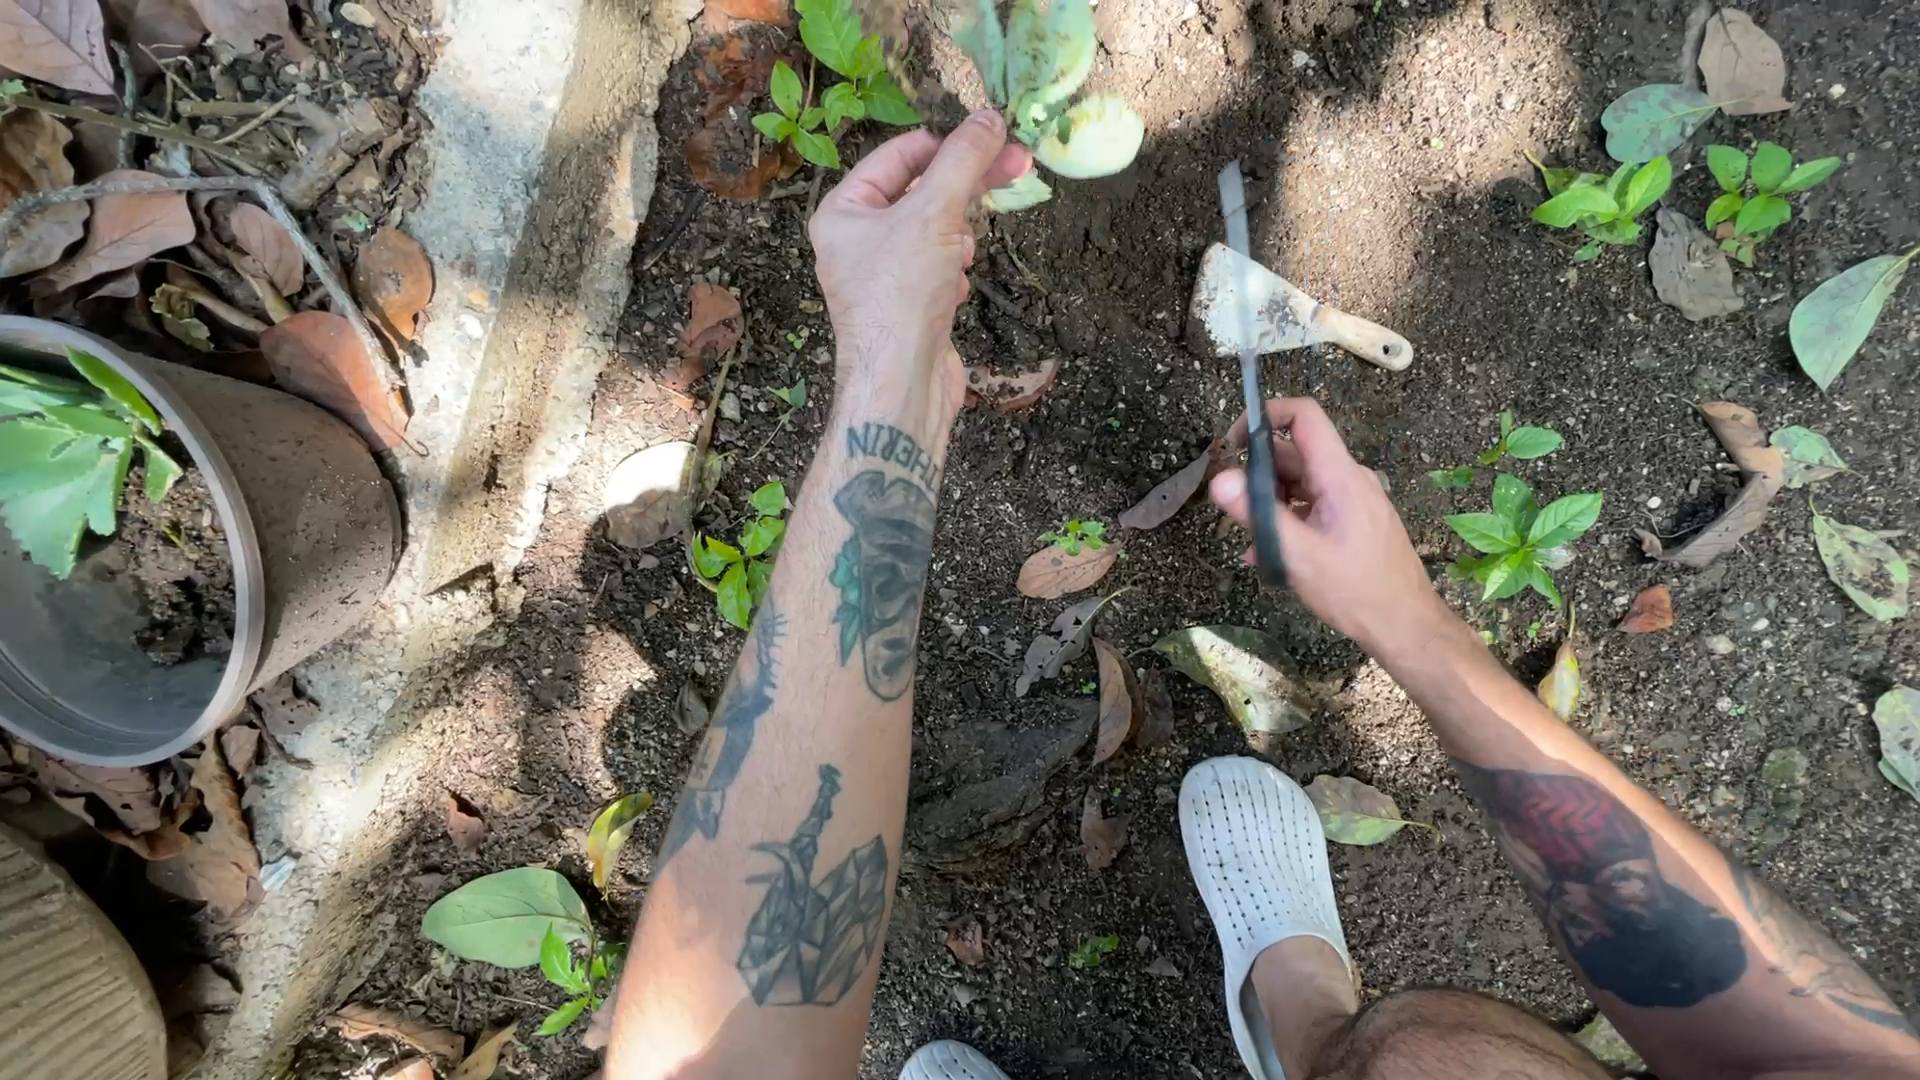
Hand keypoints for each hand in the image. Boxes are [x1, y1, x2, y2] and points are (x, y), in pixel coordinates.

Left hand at [808, 112, 1030, 416]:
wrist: (901, 385)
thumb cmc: (901, 296)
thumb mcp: (934, 215)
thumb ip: (963, 161)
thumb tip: (990, 117)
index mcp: (843, 212)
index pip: (899, 155)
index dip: (945, 143)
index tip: (992, 138)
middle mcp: (857, 243)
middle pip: (921, 193)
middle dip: (963, 188)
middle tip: (1017, 167)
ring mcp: (882, 279)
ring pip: (933, 233)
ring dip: (956, 238)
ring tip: (960, 255)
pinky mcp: (908, 308)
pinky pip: (936, 270)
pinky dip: (951, 274)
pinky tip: (953, 291)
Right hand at [1209, 398, 1445, 653]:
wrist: (1405, 626)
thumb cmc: (1355, 590)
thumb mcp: (1297, 553)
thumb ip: (1256, 513)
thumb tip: (1218, 480)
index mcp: (1340, 476)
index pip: (1304, 416)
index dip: (1265, 415)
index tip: (1232, 444)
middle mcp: (1348, 478)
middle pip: (1293, 454)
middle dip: (1255, 474)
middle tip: (1231, 506)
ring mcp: (1351, 499)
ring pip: (1297, 483)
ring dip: (1266, 503)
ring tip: (1249, 539)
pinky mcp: (1350, 519)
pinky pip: (1308, 506)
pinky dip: (1284, 520)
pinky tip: (1267, 554)